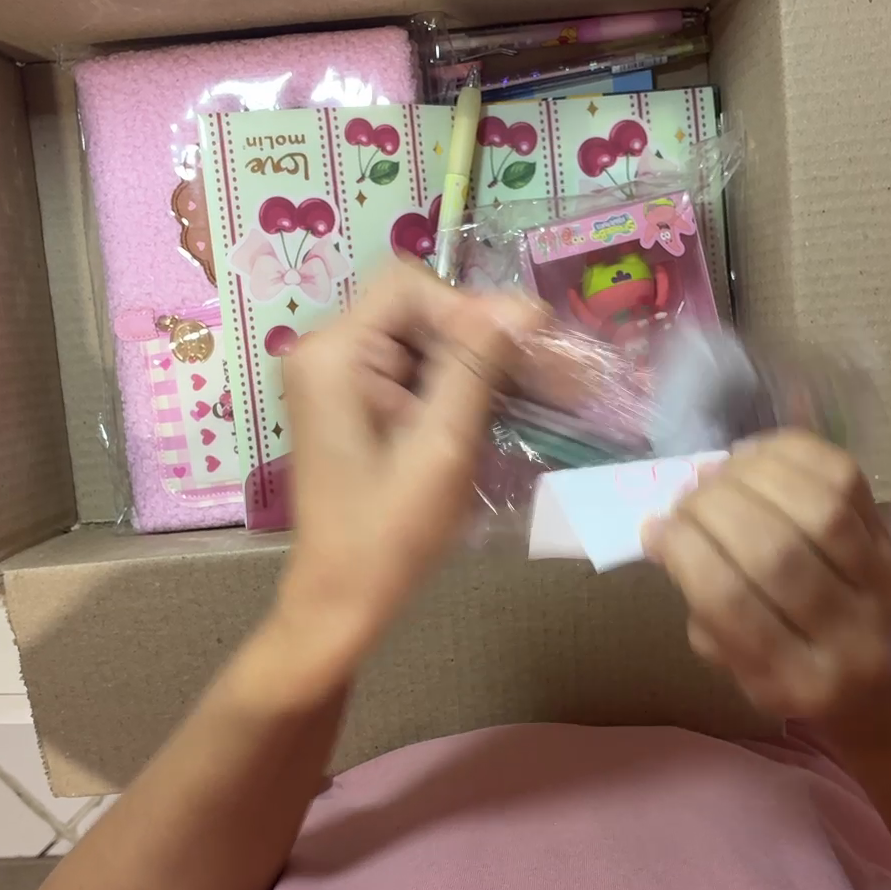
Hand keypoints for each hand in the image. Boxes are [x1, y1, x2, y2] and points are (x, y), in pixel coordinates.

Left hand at [276, 264, 541, 656]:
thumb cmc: (389, 535)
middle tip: (559, 372)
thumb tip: (522, 305)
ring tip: (555, 389)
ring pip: (430, 346)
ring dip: (489, 366)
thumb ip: (476, 367)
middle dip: (492, 340)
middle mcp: (332, 355)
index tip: (523, 352)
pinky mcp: (363, 407)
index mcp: (335, 356)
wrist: (344, 600)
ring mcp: (345, 382)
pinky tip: (517, 406)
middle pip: (423, 314)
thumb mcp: (441, 447)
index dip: (472, 311)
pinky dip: (468, 389)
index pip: (410, 290)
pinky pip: (422, 378)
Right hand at [641, 430, 890, 742]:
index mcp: (793, 681)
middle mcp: (848, 636)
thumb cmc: (791, 674)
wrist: (888, 683)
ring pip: (816, 510)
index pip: (730, 602)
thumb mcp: (735, 666)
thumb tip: (664, 531)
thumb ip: (700, 604)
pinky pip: (844, 480)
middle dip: (713, 509)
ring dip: (751, 476)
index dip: (685, 550)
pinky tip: (753, 456)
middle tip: (685, 498)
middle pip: (773, 551)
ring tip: (718, 473)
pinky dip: (791, 454)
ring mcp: (881, 585)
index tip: (657, 527)